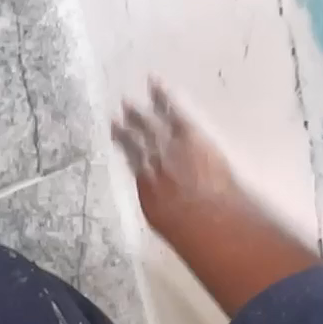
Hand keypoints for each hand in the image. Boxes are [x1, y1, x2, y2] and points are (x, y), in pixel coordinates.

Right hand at [114, 82, 320, 313]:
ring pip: (151, 131)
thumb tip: (201, 240)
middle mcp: (155, 173)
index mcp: (152, 200)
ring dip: (140, 116)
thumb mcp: (187, 237)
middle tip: (116, 117)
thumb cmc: (201, 240)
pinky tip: (156, 83)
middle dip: (129, 132)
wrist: (205, 221)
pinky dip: (164, 99)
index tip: (120, 147)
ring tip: (129, 102)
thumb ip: (186, 228)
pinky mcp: (188, 138)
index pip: (138, 173)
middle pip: (139, 149)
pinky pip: (174, 115)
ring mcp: (170, 153)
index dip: (130, 158)